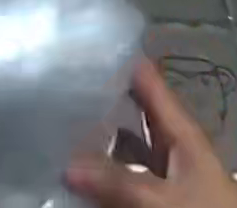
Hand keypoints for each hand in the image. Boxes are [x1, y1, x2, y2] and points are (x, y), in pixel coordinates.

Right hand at [65, 59, 236, 207]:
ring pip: (126, 150)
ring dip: (97, 143)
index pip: (145, 78)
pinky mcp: (162, 203)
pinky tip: (77, 178)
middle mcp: (173, 147)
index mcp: (180, 131)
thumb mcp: (162, 203)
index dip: (114, 58)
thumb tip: (64, 162)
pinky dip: (107, 178)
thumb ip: (116, 182)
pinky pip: (128, 183)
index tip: (76, 45)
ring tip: (56, 128)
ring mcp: (169, 178)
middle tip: (56, 88)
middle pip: (131, 113)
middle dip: (98, 101)